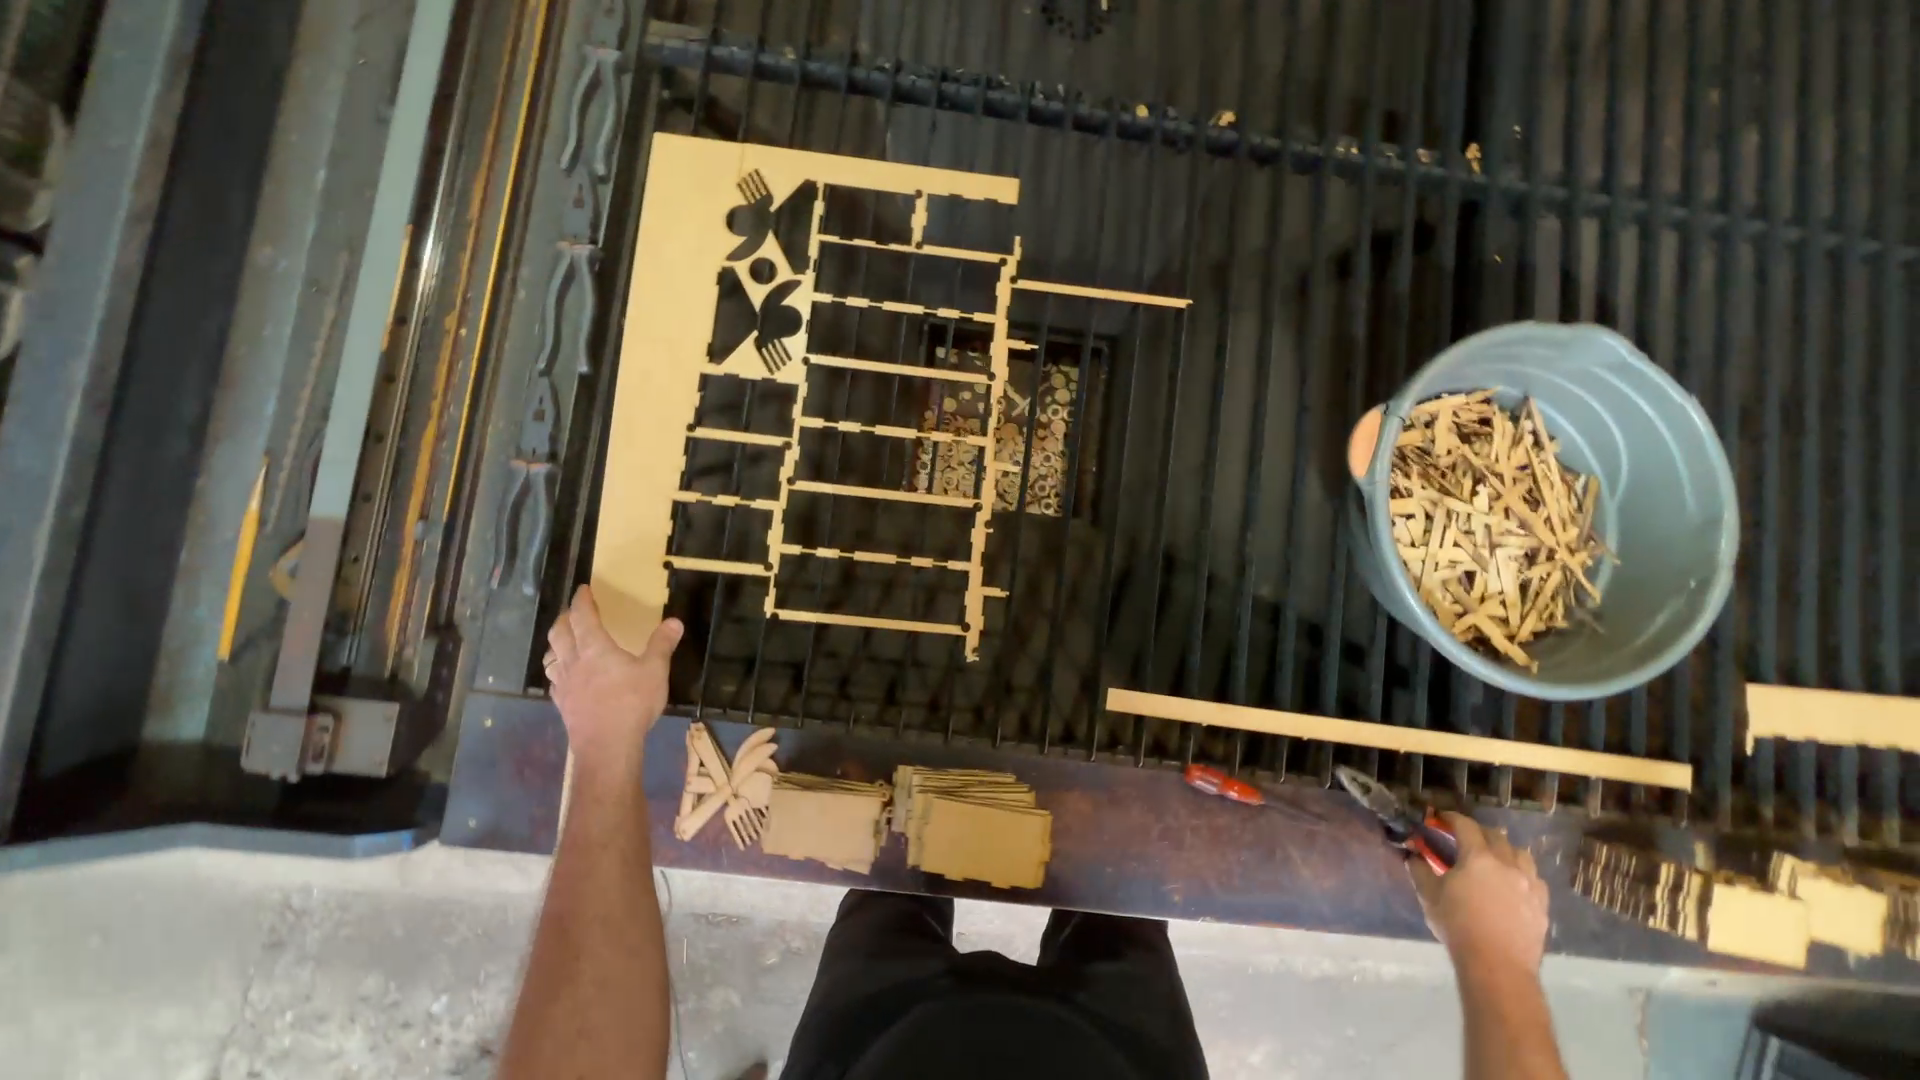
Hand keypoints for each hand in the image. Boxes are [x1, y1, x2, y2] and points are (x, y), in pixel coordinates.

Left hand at [544, 586, 682, 776]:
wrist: (607, 746)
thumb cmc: (631, 703)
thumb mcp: (655, 671)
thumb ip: (662, 645)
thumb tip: (674, 622)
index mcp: (595, 647)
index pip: (582, 616)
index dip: (581, 600)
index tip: (583, 589)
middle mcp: (574, 661)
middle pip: (559, 632)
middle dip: (564, 618)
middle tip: (572, 612)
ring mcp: (565, 684)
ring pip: (551, 655)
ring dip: (556, 643)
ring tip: (564, 641)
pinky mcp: (562, 704)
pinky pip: (554, 680)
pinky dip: (557, 669)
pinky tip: (566, 676)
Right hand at [1409, 813, 1549, 979]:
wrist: (1497, 965)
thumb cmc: (1458, 926)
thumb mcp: (1429, 896)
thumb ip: (1420, 870)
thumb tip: (1413, 856)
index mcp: (1478, 857)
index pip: (1465, 826)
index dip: (1452, 818)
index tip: (1441, 818)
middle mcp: (1507, 863)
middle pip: (1496, 835)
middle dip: (1478, 832)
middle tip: (1464, 839)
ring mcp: (1529, 883)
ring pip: (1520, 854)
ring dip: (1504, 850)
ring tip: (1493, 859)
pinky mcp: (1542, 903)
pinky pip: (1534, 878)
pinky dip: (1521, 872)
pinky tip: (1512, 884)